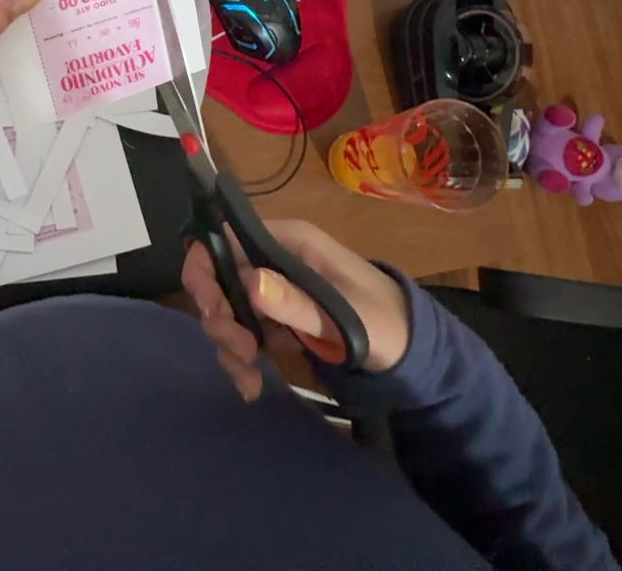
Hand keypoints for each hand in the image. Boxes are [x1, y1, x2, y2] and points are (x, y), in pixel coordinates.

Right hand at [181, 219, 412, 400]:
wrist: (417, 359)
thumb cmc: (388, 325)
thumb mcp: (346, 317)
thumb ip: (297, 303)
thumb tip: (250, 282)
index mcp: (289, 242)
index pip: (224, 237)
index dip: (205, 269)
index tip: (211, 310)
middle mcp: (273, 259)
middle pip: (218, 277)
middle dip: (219, 317)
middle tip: (240, 351)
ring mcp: (273, 289)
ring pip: (226, 309)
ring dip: (228, 344)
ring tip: (249, 378)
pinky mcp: (275, 319)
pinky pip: (242, 331)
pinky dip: (240, 358)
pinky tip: (252, 384)